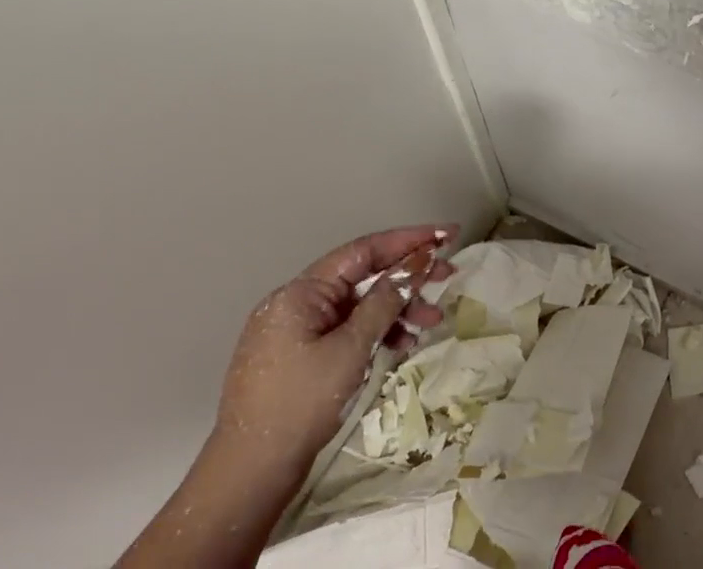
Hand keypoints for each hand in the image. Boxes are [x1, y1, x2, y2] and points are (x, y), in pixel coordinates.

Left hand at [213, 225, 459, 468]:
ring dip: (399, 307)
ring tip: (432, 323)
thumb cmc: (302, 402)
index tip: (449, 234)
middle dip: (408, 276)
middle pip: (362, 275)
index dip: (409, 239)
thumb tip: (416, 263)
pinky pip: (349, 328)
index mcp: (300, 294)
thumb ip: (386, 300)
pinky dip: (379, 330)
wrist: (253, 468)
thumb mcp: (352, 347)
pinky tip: (403, 344)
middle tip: (450, 275)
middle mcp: (295, 304)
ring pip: (359, 304)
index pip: (363, 251)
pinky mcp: (302, 355)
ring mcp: (297, 331)